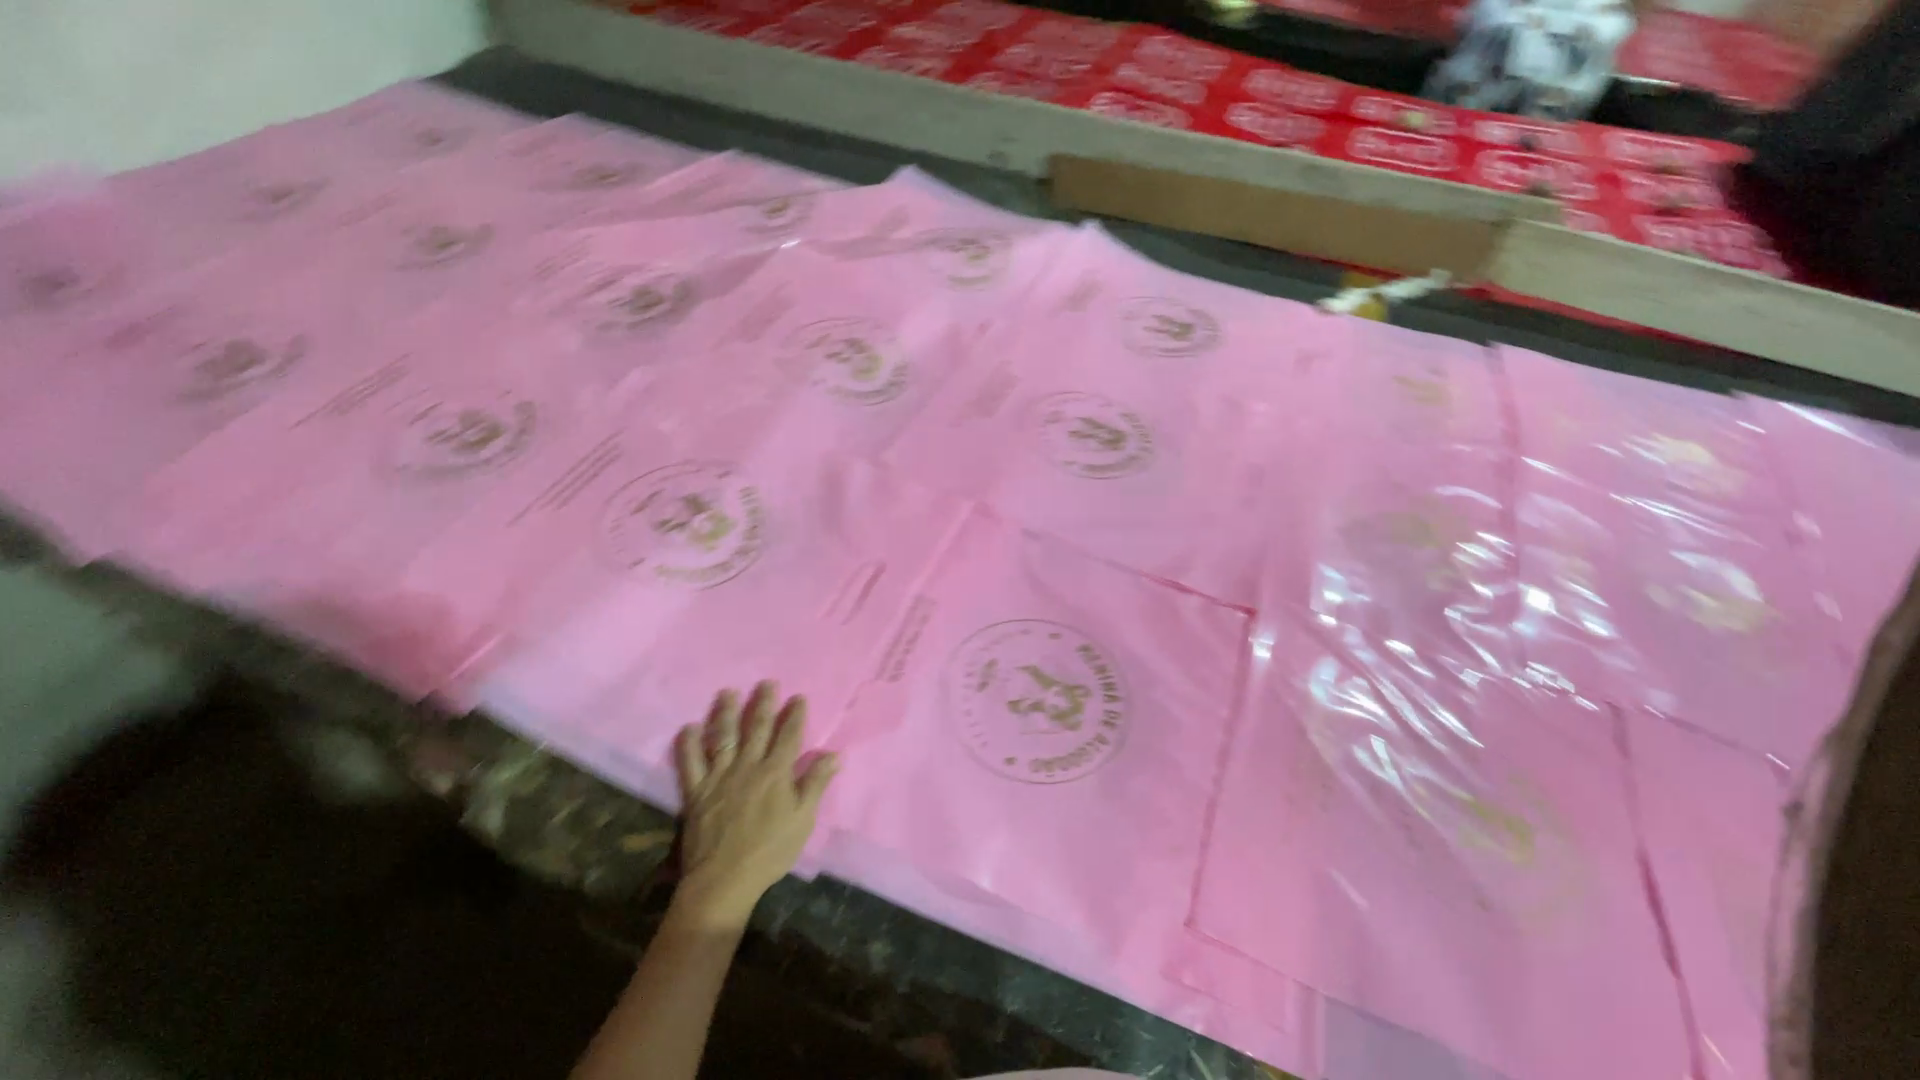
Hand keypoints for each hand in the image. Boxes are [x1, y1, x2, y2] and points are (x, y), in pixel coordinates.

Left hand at [673, 681, 838, 927]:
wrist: (725, 878)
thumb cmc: (770, 851)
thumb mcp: (803, 820)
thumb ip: (816, 784)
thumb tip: (834, 754)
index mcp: (776, 774)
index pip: (788, 737)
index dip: (794, 715)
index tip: (798, 697)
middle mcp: (747, 767)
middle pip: (757, 729)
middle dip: (763, 704)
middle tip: (766, 683)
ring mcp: (719, 777)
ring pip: (724, 738)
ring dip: (727, 713)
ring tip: (728, 693)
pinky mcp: (696, 792)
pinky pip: (690, 763)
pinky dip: (689, 744)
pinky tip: (689, 727)